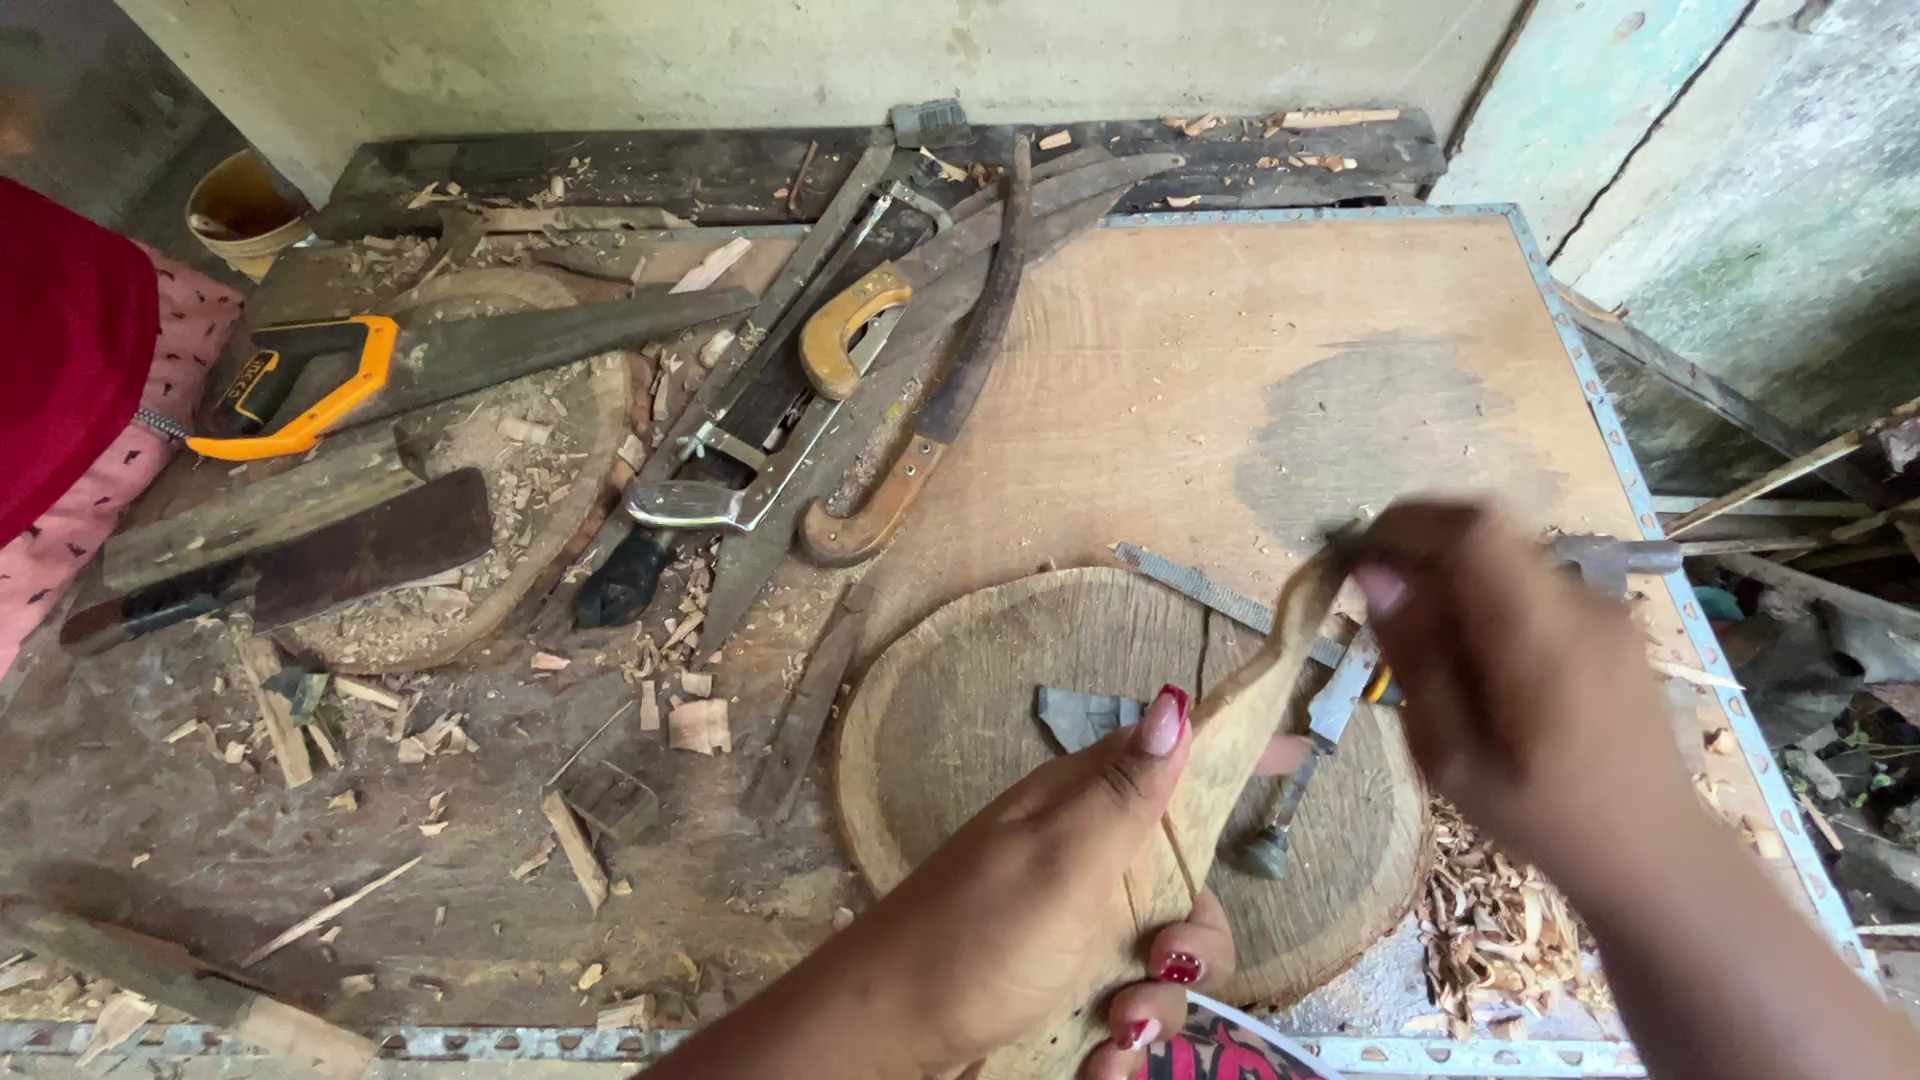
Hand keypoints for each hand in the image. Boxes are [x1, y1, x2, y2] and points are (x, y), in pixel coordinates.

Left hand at [803, 687, 1306, 1076]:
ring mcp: (1075, 915)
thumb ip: (1126, 789)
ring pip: (1164, 953)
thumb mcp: (1063, 858)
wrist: (895, 1024)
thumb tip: (1177, 700)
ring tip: (1112, 1031)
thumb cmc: (981, 933)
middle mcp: (1086, 852)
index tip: (1299, 752)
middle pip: (1187, 881)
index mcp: (1084, 804)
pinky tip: (1094, 1059)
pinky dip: (1119, 1038)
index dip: (1232, 755)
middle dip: (1192, 941)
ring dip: (1154, 1004)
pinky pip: (1126, 999)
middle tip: (1160, 965)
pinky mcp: (1063, 969)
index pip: (1172, 759)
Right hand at [1351, 500, 1703, 895]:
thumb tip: (1372, 573)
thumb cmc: (1538, 813)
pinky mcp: (1601, 618)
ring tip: (1419, 643)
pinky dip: (1472, 591)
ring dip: (1441, 574)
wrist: (1655, 850)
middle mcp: (1581, 605)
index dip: (1404, 524)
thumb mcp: (1447, 752)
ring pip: (1496, 553)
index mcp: (1543, 641)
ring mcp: (1600, 608)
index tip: (1357, 558)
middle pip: (1482, 532)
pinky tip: (1463, 653)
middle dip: (1414, 549)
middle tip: (1375, 603)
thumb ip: (1413, 654)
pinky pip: (1518, 577)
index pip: (1473, 531)